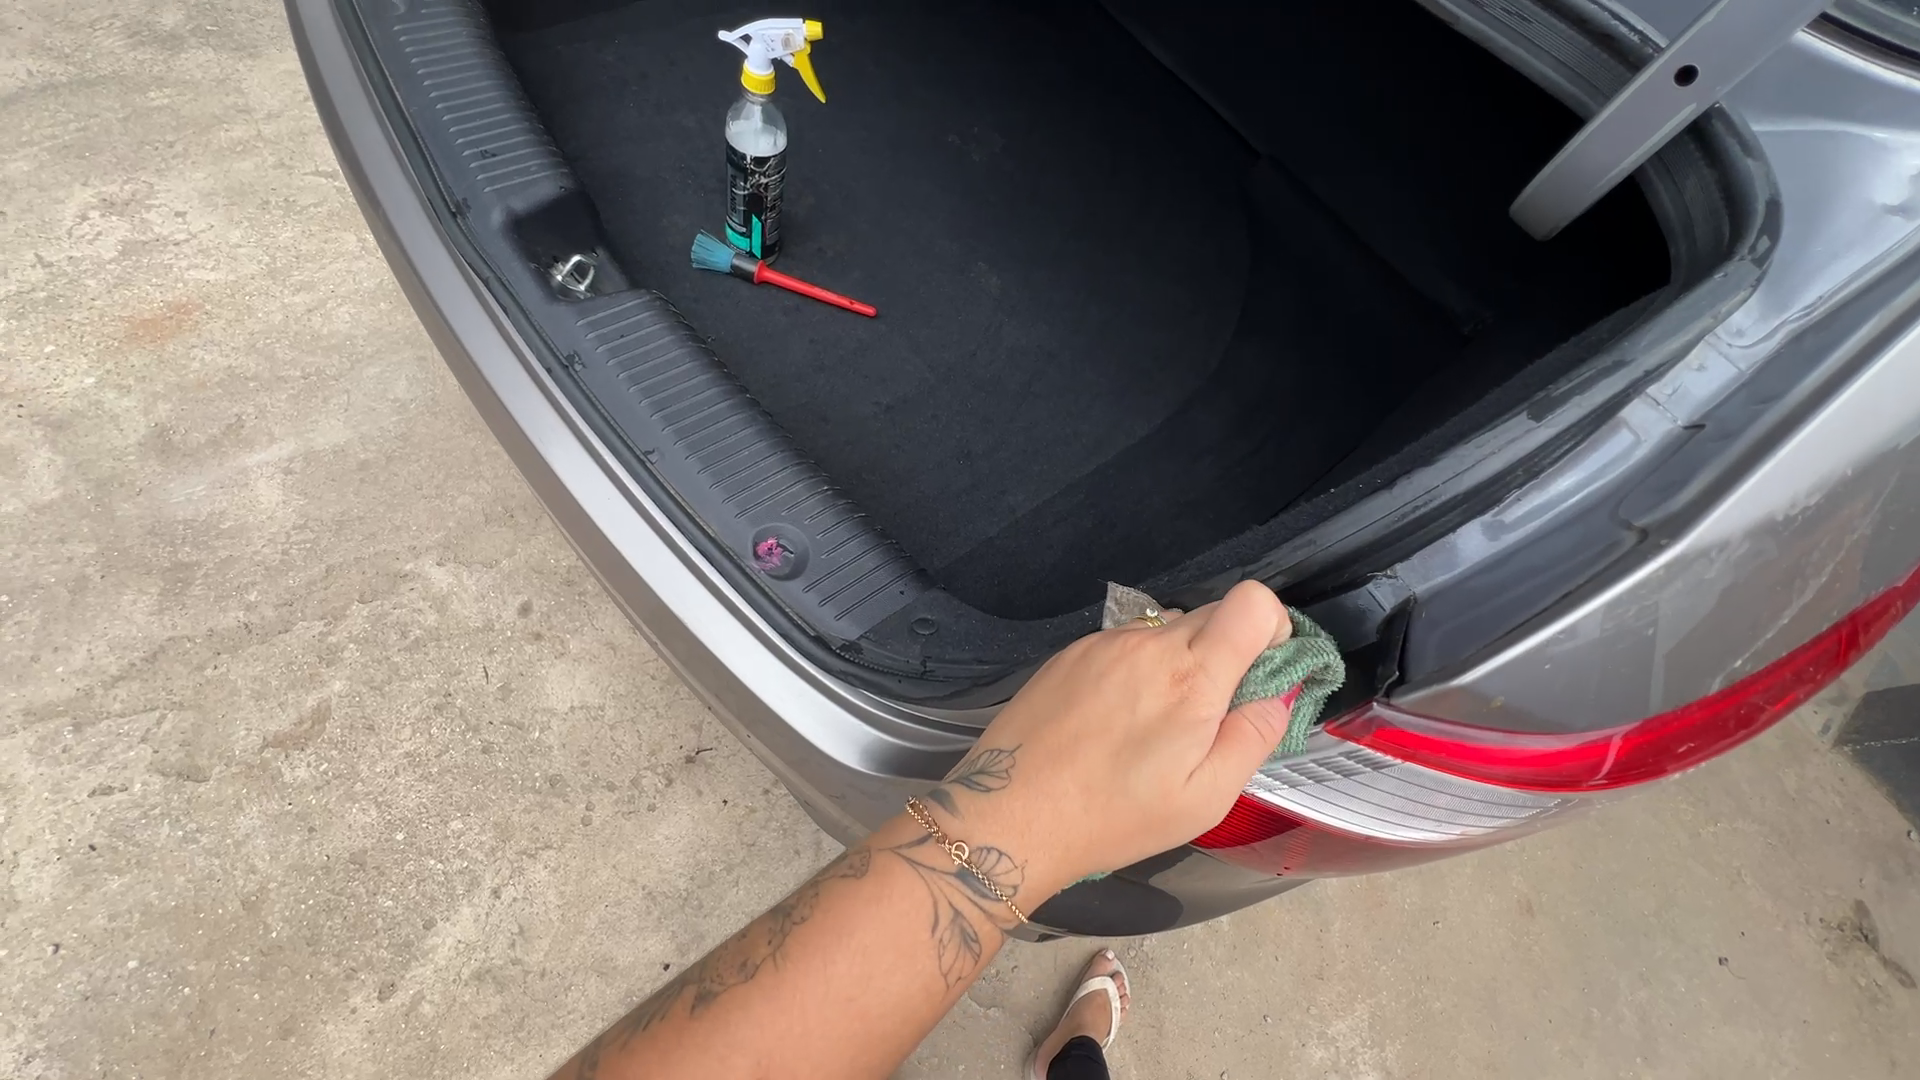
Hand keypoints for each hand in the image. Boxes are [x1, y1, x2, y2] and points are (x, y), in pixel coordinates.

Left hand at [926, 580, 1294, 900]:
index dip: (1271, 627)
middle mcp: (1146, 643)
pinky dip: (1135, 665)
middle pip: (1211, 613)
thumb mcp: (1205, 798)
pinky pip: (1122, 641)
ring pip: (1164, 628)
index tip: (1263, 671)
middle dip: (1228, 650)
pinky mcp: (1069, 651)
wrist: (1013, 811)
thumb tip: (1277, 694)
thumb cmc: (1115, 815)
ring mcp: (1102, 642)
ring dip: (1178, 658)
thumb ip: (1253, 735)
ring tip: (1154, 719)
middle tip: (1209, 711)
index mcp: (1191, 676)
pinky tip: (1113, 714)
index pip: (1252, 601)